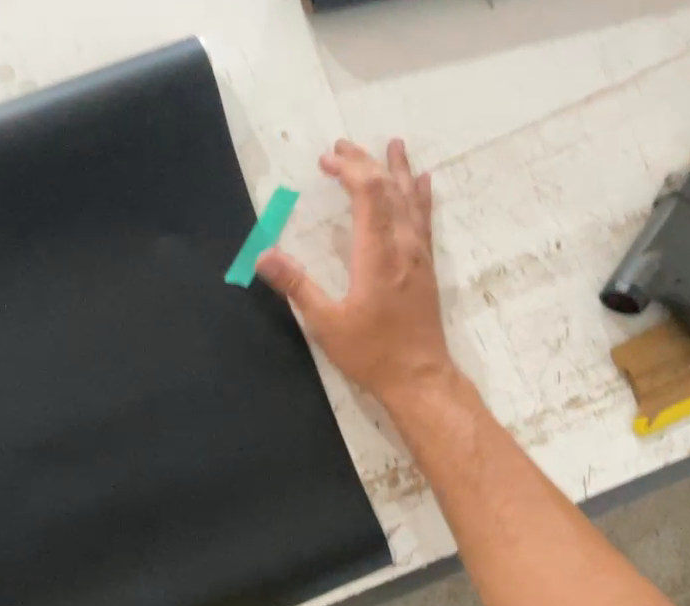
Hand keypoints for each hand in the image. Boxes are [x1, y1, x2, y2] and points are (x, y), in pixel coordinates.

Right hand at [256, 138, 456, 407]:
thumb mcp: (325, 323)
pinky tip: (422, 183)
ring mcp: (418, 255)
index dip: (348, 170)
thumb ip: (296, 286)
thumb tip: (263, 255)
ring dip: (397, 170)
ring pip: (411, 200)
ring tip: (392, 145)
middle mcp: (402, 246)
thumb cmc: (370, 353)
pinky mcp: (425, 267)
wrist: (418, 377)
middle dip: (365, 163)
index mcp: (377, 255)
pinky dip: (420, 196)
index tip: (326, 161)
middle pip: (388, 189)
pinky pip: (424, 219)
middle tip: (342, 147)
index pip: (367, 194)